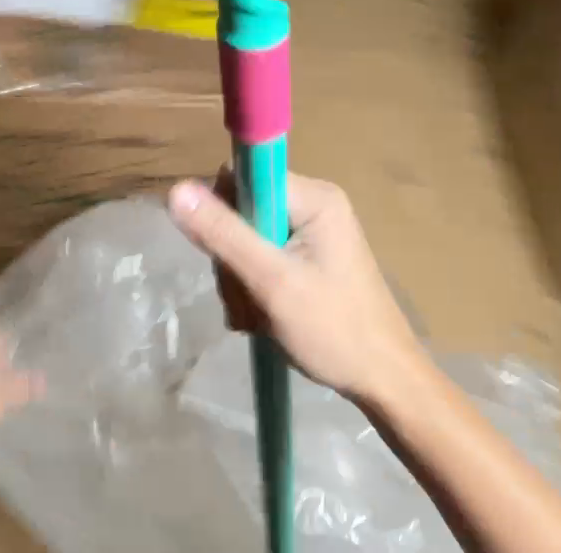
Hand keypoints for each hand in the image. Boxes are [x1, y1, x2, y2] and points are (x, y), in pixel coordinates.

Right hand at [167, 172, 429, 405]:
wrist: (385, 383)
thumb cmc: (335, 330)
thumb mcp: (273, 282)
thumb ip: (223, 234)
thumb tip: (175, 188)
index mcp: (313, 197)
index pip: (244, 177)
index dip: (224, 213)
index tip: (226, 256)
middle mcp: (312, 204)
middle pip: (241, 211)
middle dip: (232, 260)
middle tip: (247, 300)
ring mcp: (311, 233)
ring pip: (245, 240)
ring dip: (240, 282)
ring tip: (257, 317)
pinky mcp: (308, 258)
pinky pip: (260, 259)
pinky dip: (253, 290)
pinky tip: (262, 319)